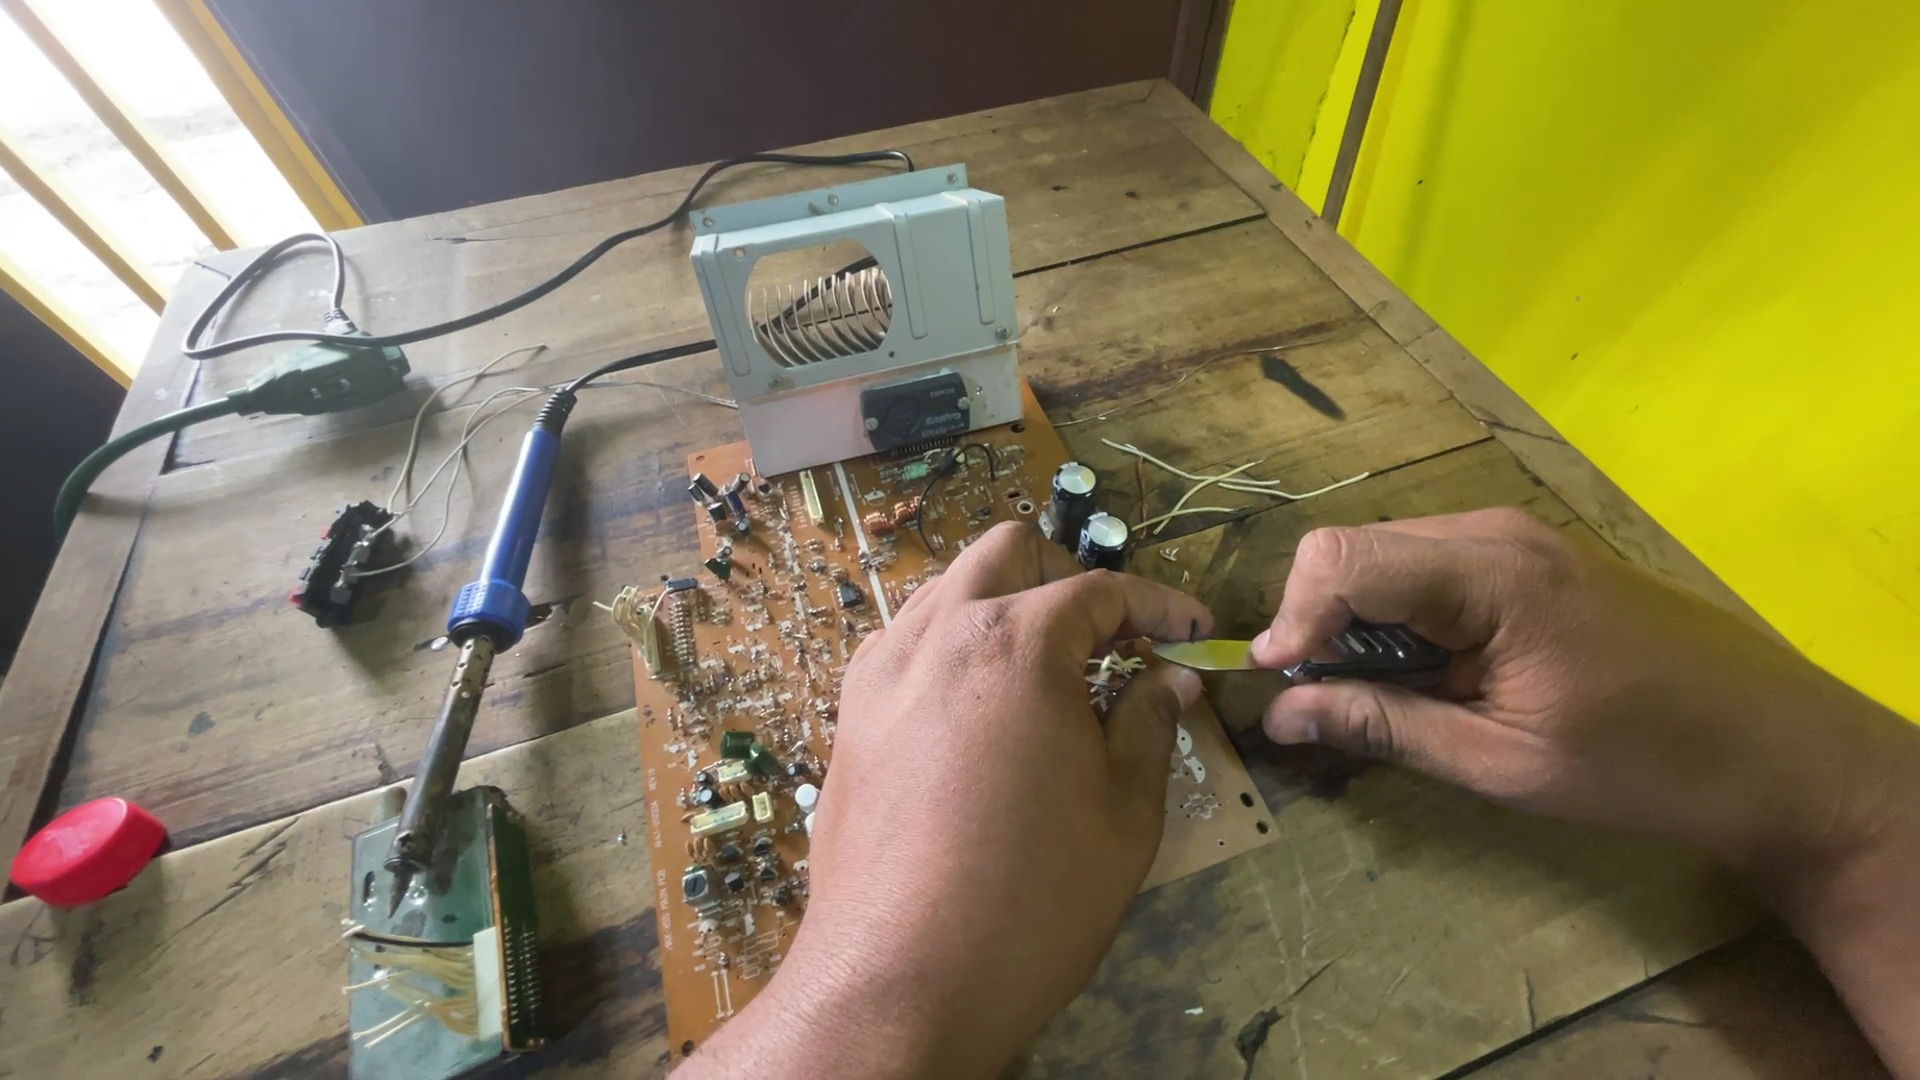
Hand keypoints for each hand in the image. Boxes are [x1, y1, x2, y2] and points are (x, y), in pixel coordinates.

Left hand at [684, 523, 1210, 1078]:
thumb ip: (1149, 721)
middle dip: (1068, 576)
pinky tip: (977, 703)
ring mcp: (884, 663)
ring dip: (1007, 603)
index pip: (1101, 588)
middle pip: (1009, 550)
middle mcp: (940, 628)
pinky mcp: (853, 705)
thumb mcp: (1124, 810)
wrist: (896, 979)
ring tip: (1044, 669)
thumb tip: (1173, 678)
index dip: (1160, 605)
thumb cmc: (1032, 896)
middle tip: (1107, 638)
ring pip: (951, 586)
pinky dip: (955, 642)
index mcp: (1015, 639)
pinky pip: (909, 638)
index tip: (1192, 633)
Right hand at [1250, 508, 1919, 1075]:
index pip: (1343, 561)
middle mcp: (1489, 533)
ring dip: (1347, 614)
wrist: (1790, 754)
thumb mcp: (1499, 763)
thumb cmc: (1646, 766)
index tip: (1277, 680)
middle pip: (1348, 548)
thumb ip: (1380, 726)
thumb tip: (1276, 715)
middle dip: (1312, 616)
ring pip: (1374, 551)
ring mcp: (1505, 535)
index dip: (1291, 617)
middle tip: (1320, 688)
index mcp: (1493, 577)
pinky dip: (1385, 607)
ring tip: (1373, 682)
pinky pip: (1412, 561)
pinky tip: (1419, 659)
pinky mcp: (1513, 551)